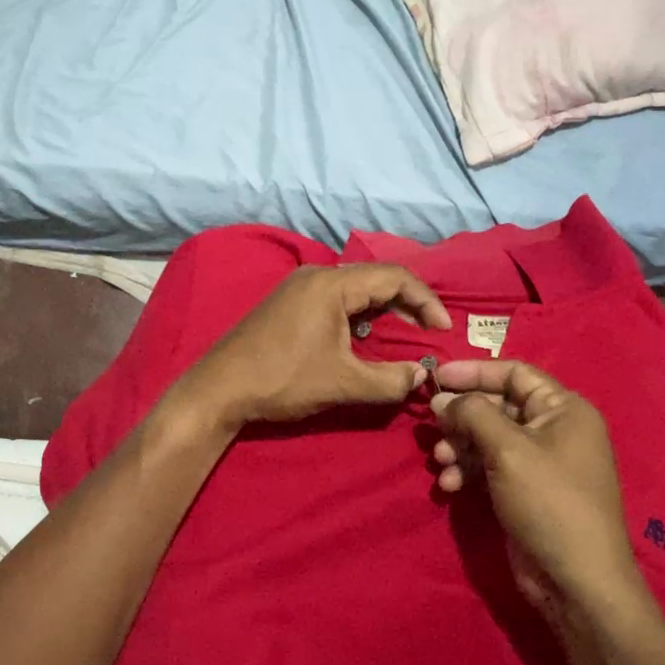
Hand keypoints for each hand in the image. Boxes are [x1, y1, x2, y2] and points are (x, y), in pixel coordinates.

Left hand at [169, 263, 451, 429]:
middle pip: (375, 278)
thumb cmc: (283, 379)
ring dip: (383, 309)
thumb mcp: (344, 384)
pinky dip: (359, 314)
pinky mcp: (288, 304)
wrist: (220, 389)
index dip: (426, 300)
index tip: (444, 330)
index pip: (394, 276)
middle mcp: (316, 276)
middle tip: (429, 333)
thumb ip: (390, 381)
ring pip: (355, 288)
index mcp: (331, 284)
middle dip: (407, 303)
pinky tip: (365, 339)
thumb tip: (422, 376)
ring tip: (404, 336)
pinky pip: (336, 298)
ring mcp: (298, 288)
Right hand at [429, 360, 649, 625]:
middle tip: (433, 428)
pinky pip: (489, 467)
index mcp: (564, 409)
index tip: (436, 378)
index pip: (515, 373)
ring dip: (460, 447)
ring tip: (440, 463)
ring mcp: (540, 463)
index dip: (474, 372)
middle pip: (498, 406)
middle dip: (462, 418)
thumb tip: (441, 398)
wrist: (576, 581)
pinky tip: (449, 487)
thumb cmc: (549, 501)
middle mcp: (555, 430)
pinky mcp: (525, 491)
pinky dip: (468, 471)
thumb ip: (471, 414)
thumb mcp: (508, 449)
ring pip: (488, 438)